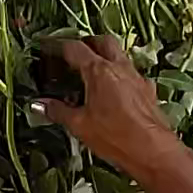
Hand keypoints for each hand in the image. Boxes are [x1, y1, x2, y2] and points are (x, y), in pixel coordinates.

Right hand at [33, 36, 186, 179]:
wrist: (153, 151)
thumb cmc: (114, 136)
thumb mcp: (80, 125)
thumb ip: (58, 111)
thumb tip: (38, 105)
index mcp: (99, 71)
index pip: (75, 48)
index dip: (59, 45)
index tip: (48, 46)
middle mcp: (120, 68)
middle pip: (103, 41)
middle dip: (88, 42)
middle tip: (75, 52)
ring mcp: (137, 77)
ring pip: (120, 55)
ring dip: (106, 57)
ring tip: (93, 72)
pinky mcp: (148, 91)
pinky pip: (132, 74)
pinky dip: (120, 76)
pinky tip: (115, 91)